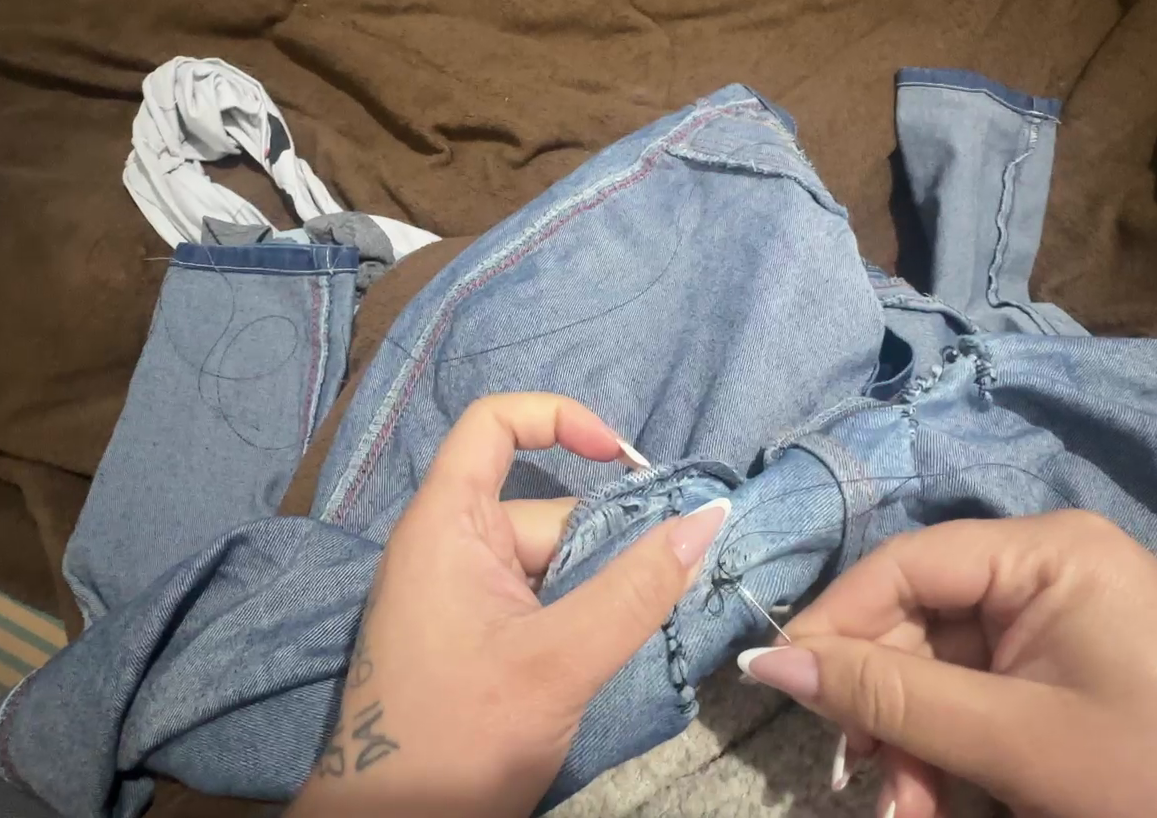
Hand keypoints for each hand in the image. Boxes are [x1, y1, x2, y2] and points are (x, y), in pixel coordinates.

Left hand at [290, 394, 729, 817]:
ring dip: (600, 588)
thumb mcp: (560, 661)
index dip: (557, 418)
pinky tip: (608, 646)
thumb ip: (638, 589)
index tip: (620, 457)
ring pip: (552, 560)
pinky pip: (541, 595)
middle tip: (665, 585)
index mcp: (447, 522)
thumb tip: (709, 519)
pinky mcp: (476, 627)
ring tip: (636, 630)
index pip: (493, 423)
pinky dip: (580, 611)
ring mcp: (464, 589)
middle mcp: (452, 542)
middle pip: (545, 507)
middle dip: (607, 544)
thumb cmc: (459, 740)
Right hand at [736, 511, 1156, 817]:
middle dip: (886, 700)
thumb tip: (767, 660)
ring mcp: (1057, 614)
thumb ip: (890, 696)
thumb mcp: (1017, 742)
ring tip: (907, 808)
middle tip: (858, 773)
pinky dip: (950, 745)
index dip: (839, 616)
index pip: (909, 563)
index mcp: (1048, 548)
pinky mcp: (1064, 664)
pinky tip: (938, 797)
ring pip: (943, 663)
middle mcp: (1046, 564)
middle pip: (922, 618)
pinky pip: (978, 691)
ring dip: (913, 736)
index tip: (781, 673)